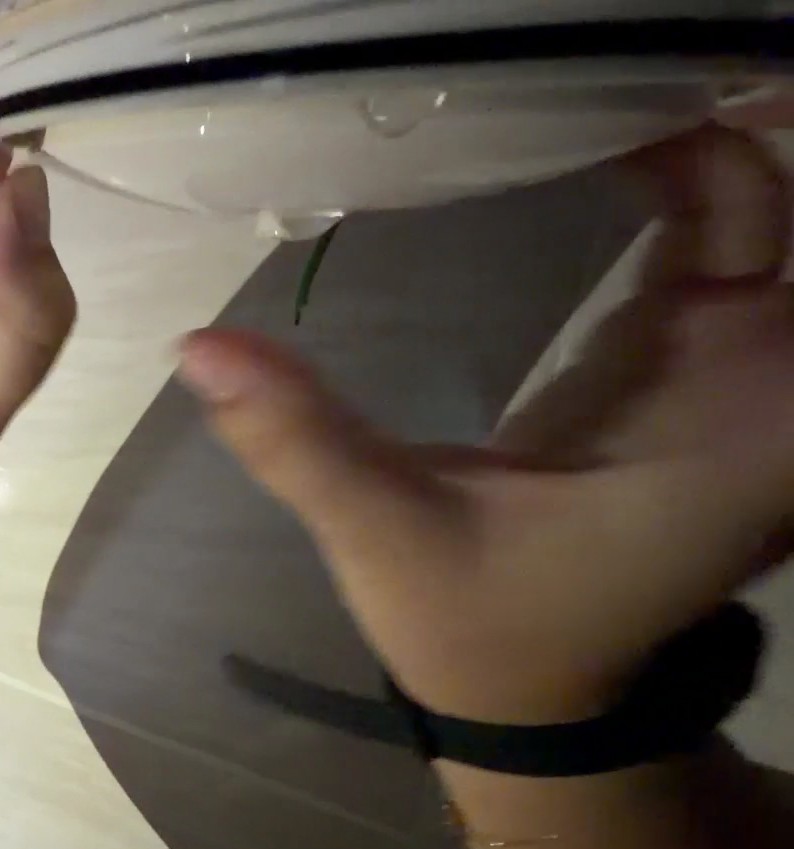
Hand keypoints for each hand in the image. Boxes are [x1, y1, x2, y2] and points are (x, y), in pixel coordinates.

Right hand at [177, 124, 793, 725]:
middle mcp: (784, 374)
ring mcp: (739, 370)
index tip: (586, 79)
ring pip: (755, 209)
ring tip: (546, 101)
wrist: (522, 692)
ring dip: (676, 140)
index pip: (777, 205)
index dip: (715, 119)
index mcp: (755, 405)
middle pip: (780, 189)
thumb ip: (299, 439)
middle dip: (688, 110)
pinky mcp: (680, 375)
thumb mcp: (384, 530)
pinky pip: (707, 249)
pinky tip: (571, 167)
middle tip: (542, 75)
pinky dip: (661, 196)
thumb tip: (195, 346)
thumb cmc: (473, 623)